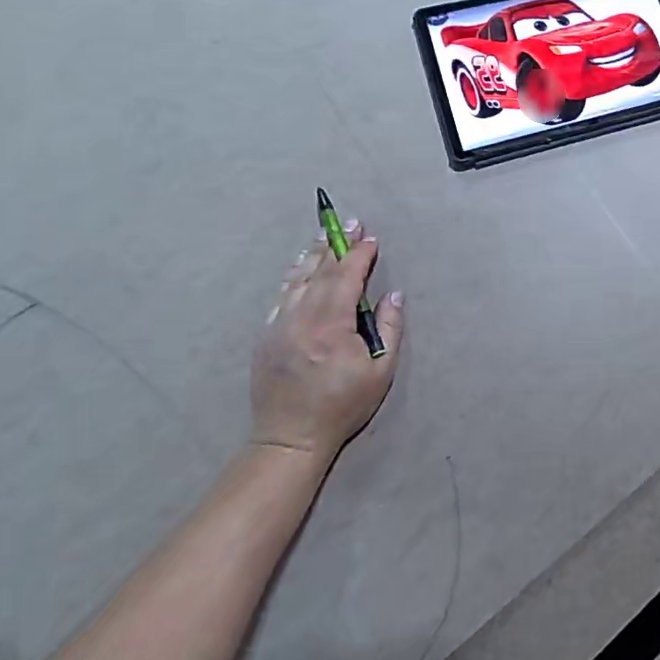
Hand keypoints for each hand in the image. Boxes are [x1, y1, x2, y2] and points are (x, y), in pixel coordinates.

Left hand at [250, 219, 403, 457]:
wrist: (290, 436)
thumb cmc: (342, 406)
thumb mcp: (380, 372)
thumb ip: (390, 328)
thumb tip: (392, 294)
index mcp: (330, 325)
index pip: (346, 276)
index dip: (360, 255)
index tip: (372, 239)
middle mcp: (300, 316)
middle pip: (319, 270)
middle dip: (337, 244)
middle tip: (350, 223)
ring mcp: (278, 323)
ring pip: (296, 278)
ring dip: (313, 255)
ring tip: (325, 236)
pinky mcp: (266, 334)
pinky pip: (281, 295)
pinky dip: (294, 277)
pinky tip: (300, 269)